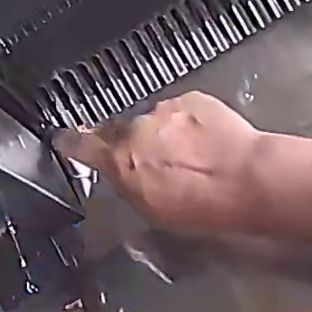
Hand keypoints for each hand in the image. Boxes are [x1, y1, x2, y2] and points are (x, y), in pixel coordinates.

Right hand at [58, 91, 265, 233]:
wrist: (247, 179)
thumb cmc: (203, 205)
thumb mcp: (153, 212)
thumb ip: (128, 186)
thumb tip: (123, 179)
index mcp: (120, 161)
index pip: (82, 145)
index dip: (71, 142)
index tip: (64, 139)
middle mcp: (135, 130)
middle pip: (125, 133)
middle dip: (138, 145)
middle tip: (162, 164)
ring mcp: (163, 111)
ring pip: (156, 121)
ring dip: (167, 134)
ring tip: (194, 155)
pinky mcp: (191, 99)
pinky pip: (182, 110)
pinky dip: (191, 123)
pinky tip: (208, 142)